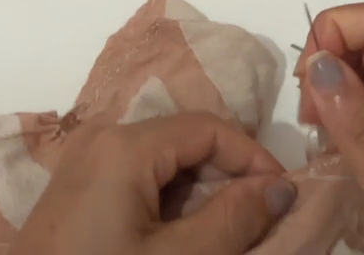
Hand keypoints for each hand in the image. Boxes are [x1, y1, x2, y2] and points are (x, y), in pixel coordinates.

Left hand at [13, 112, 297, 254]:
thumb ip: (231, 220)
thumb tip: (281, 185)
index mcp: (125, 143)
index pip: (206, 126)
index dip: (252, 156)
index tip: (287, 196)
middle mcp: (102, 135)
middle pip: (182, 139)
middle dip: (227, 175)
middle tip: (263, 220)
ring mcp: (85, 160)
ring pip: (161, 159)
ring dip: (200, 191)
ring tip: (229, 232)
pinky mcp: (76, 187)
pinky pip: (136, 176)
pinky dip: (169, 199)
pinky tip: (186, 235)